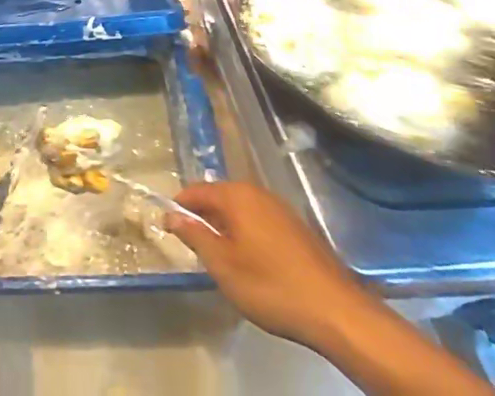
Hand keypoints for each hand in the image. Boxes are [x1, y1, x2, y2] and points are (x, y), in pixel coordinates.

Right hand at [167, 182, 494, 395]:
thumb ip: (196, 236)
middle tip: (186, 240)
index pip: (197, 190)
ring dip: (222, 221)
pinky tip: (242, 255)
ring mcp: (278, 206)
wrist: (330, 305)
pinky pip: (256, 216)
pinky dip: (242, 228)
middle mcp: (258, 192)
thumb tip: (171, 215)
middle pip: (219, 195)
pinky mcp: (292, 223)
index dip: (178, 205)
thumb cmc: (269, 285)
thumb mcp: (223, 265)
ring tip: (211, 250)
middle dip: (200, 212)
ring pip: (239, 206)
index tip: (163, 224)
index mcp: (237, 197)